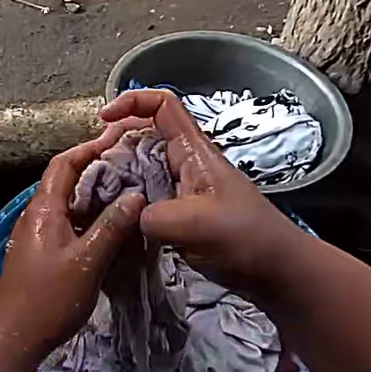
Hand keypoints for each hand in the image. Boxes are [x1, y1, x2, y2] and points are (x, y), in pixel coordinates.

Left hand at [0, 122, 147, 355]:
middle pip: (67, 181)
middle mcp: (37, 215)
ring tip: (129, 193)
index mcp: (44, 209)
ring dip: (96, 196)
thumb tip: (136, 195)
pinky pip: (70, 223)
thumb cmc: (49, 298)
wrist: (14, 337)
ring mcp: (38, 234)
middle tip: (131, 166)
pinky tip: (113, 227)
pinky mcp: (43, 252)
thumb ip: (112, 226)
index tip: (116, 139)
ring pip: (70, 204)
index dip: (89, 148)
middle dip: (98, 170)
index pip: (64, 164)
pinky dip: (91, 218)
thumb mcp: (87, 261)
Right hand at [99, 89, 304, 291]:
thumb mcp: (195, 224)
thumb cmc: (245, 237)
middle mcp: (187, 163)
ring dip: (120, 174)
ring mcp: (185, 189)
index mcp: (194, 151)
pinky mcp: (184, 213)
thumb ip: (152, 216)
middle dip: (117, 143)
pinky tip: (116, 216)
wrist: (276, 269)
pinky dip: (130, 200)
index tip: (104, 119)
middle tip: (94, 165)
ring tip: (98, 191)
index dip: (131, 102)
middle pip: (145, 136)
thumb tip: (128, 216)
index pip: (162, 105)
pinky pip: (149, 196)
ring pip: (143, 167)